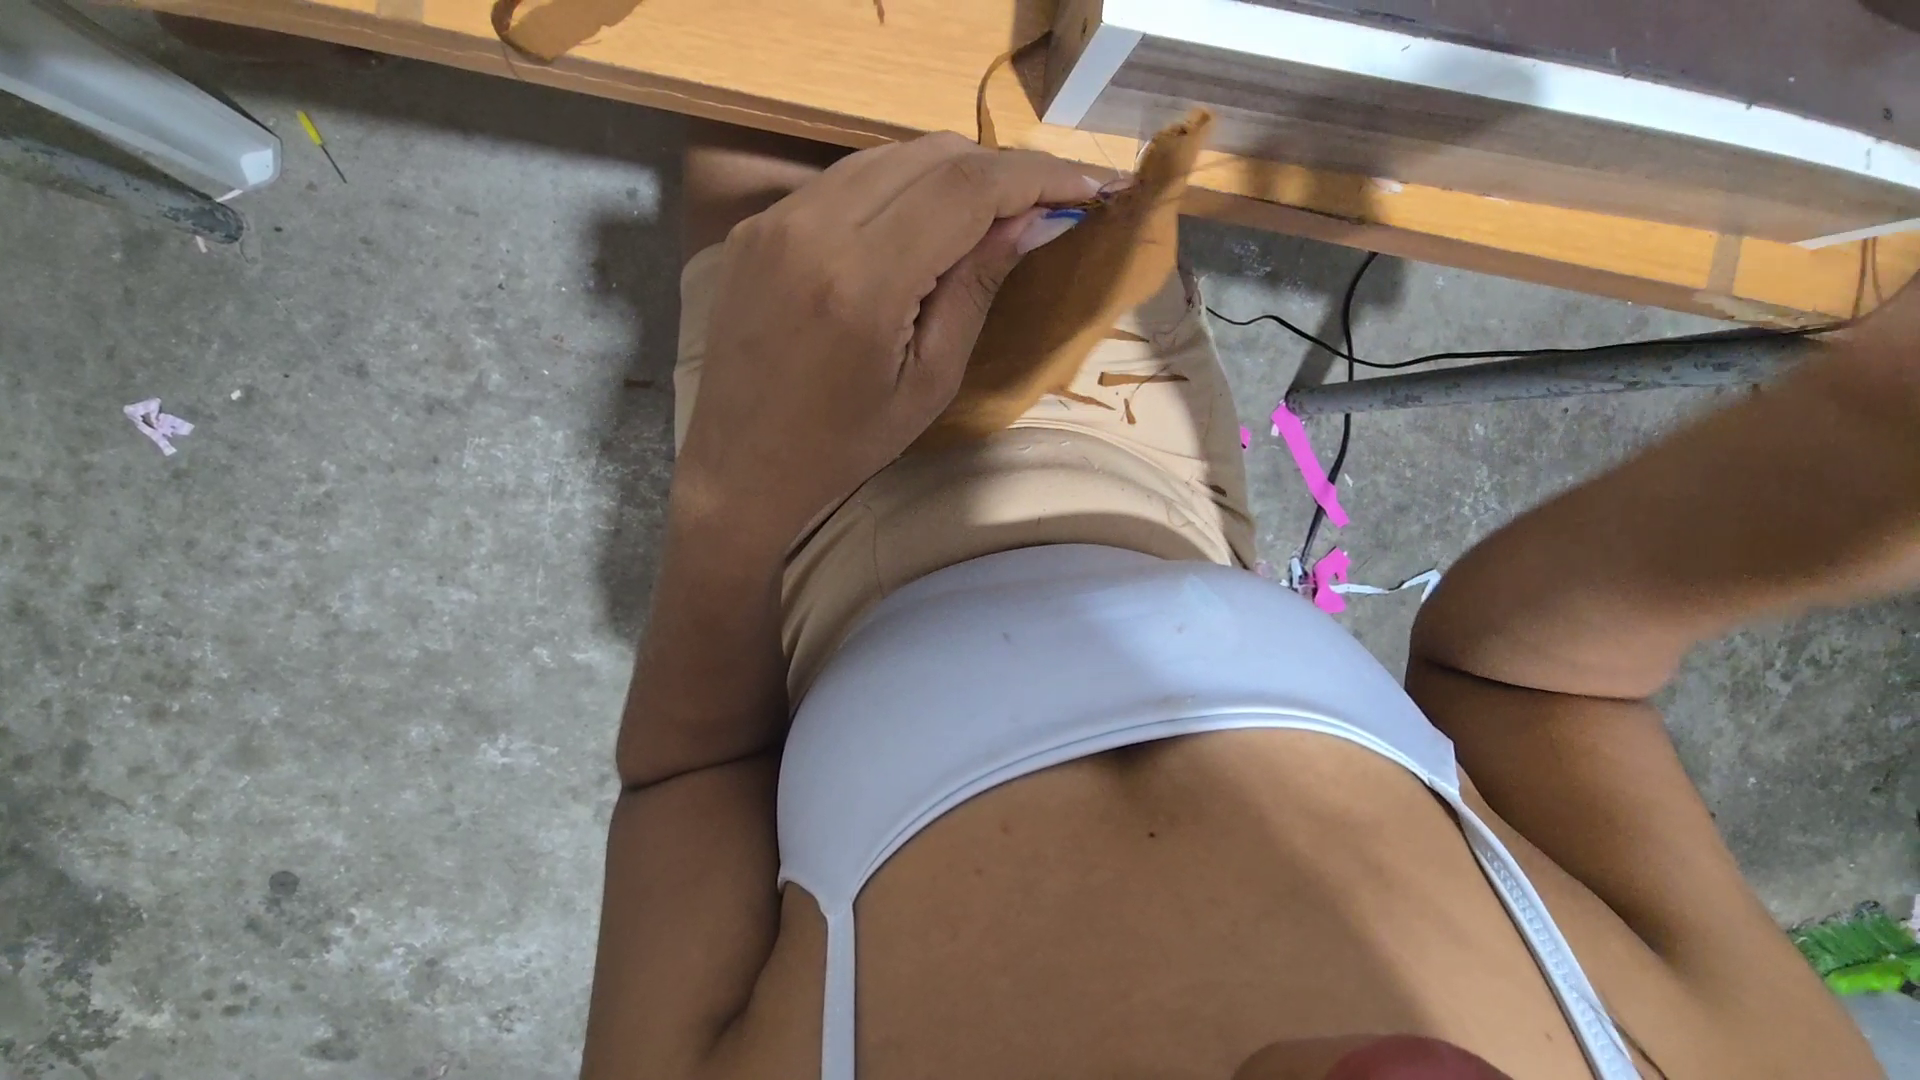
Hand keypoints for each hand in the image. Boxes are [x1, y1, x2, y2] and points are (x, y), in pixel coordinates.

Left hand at [672, 132, 1099, 549]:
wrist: (740, 468)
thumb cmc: (844, 446)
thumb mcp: (929, 382)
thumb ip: (976, 288)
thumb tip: (1031, 220)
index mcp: (862, 280)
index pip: (967, 187)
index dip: (1037, 175)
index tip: (1088, 184)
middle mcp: (813, 227)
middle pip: (931, 154)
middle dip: (999, 168)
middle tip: (1044, 201)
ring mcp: (776, 219)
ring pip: (887, 156)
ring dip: (950, 172)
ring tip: (990, 212)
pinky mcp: (757, 227)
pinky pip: (844, 179)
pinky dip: (897, 187)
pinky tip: (919, 224)